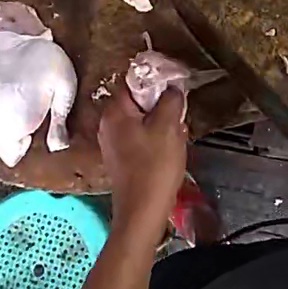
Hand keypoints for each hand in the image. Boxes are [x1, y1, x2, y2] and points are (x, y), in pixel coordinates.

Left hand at [96, 82, 187, 234]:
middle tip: (180, 109)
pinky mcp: (121, 158)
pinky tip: (170, 146)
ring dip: (161, 120)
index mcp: (115, 113)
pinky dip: (156, 136)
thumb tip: (172, 87)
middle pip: (137, 101)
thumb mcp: (169, 126)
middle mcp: (108, 125)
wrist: (143, 210)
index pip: (131, 81)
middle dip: (160, 102)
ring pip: (141, 119)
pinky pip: (140, 136)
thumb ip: (170, 100)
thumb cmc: (154, 165)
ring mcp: (113, 143)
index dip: (154, 77)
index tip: (175, 81)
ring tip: (178, 130)